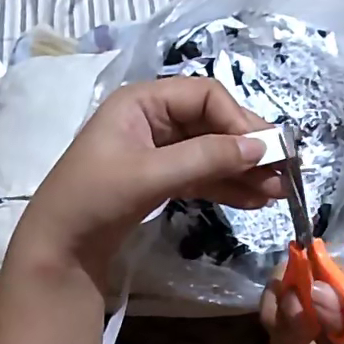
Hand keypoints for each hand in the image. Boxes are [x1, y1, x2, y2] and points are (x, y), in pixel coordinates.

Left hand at [16, 78, 285, 278]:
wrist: (58, 247)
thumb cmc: (94, 198)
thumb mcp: (149, 174)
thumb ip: (205, 158)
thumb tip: (261, 147)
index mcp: (141, 102)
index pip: (205, 96)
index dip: (238, 119)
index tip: (267, 149)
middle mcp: (151, 119)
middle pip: (212, 124)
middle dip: (247, 147)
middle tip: (285, 171)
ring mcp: (155, 151)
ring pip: (210, 152)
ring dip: (242, 170)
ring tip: (277, 192)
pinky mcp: (158, 180)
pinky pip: (200, 175)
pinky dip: (225, 186)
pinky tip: (253, 200)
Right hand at [260, 268, 343, 343]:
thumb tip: (314, 286)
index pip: (313, 266)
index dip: (295, 291)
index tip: (302, 328)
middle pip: (290, 284)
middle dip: (285, 317)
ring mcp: (331, 317)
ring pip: (284, 309)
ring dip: (284, 336)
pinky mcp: (320, 337)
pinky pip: (287, 331)